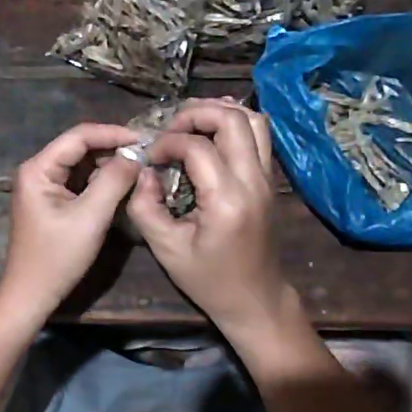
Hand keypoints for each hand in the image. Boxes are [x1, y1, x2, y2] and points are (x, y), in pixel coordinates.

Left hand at [0, 122, 142, 318]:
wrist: (31, 294)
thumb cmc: (57, 256)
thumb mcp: (90, 217)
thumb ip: (114, 181)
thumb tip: (136, 155)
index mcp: (38, 168)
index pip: (79, 136)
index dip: (113, 133)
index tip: (146, 139)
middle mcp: (37, 170)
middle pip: (80, 148)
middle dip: (113, 149)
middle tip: (148, 155)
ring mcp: (43, 186)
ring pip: (81, 165)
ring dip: (109, 166)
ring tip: (140, 169)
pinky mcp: (52, 201)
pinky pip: (79, 182)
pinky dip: (101, 181)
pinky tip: (123, 185)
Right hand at [128, 99, 295, 333]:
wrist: (255, 300)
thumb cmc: (208, 280)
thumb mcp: (165, 249)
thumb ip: (145, 206)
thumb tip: (142, 171)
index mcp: (227, 199)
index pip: (196, 146)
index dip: (166, 143)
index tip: (149, 158)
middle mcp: (253, 180)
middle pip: (232, 119)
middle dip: (195, 113)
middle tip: (169, 128)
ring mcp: (267, 178)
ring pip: (253, 120)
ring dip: (219, 111)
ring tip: (189, 121)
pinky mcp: (269, 180)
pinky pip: (259, 135)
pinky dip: (234, 123)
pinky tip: (209, 130)